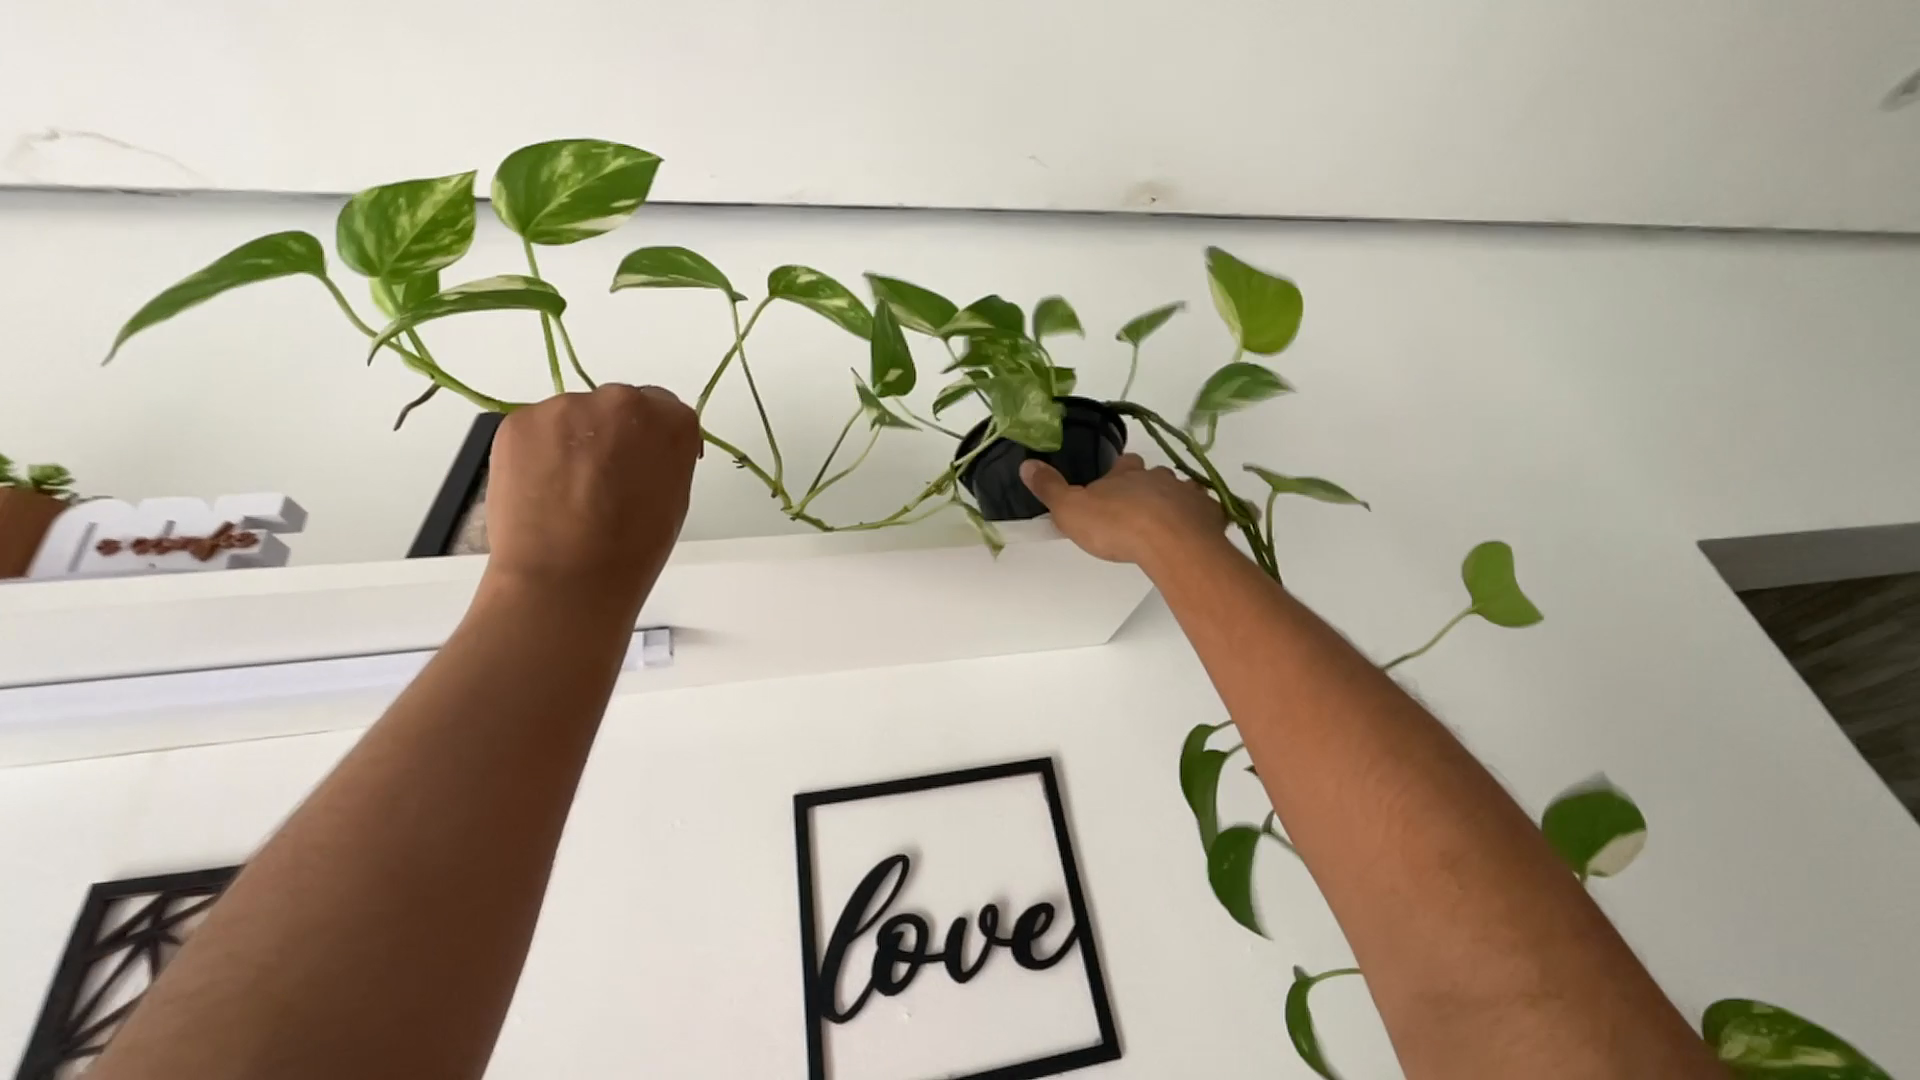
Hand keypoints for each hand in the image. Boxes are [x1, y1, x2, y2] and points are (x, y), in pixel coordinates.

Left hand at [482, 385, 700, 614]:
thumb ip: (664, 459)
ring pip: (575, 415)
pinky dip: (540, 450)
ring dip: (575, 440)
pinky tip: (543, 487)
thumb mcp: (674, 498)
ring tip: (568, 489)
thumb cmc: (633, 550)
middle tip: (606, 479)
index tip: (646, 464)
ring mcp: (565, 406)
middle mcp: (621, 400)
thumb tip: (641, 453)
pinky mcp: (519, 421)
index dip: (655, 439)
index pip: (667, 411)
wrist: (566, 576)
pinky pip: (537, 428)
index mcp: (671, 421)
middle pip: (620, 405)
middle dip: (615, 434)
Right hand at [1020, 453, 1225, 566]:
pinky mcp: (1212, 515)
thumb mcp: (1070, 509)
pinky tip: (1201, 536)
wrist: (1170, 543)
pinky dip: (1206, 521)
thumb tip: (1027, 464)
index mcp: (1126, 474)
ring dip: (1176, 505)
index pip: (1122, 464)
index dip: (1118, 473)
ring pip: (1183, 493)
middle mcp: (1159, 478)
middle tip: (1138, 512)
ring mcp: (1189, 495)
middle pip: (1154, 477)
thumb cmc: (1116, 525)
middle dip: (1148, 489)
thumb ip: (1049, 488)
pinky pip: (1210, 514)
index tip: (1112, 486)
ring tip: (1167, 527)